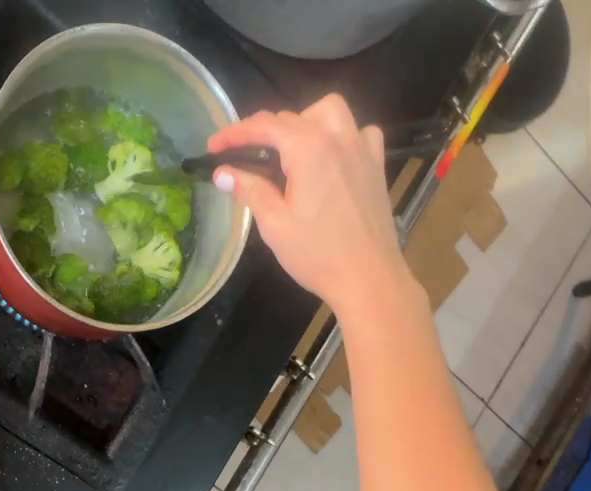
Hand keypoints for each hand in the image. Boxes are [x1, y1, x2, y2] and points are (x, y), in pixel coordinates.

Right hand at [207, 94, 409, 315]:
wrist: (368, 278)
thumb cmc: (317, 256)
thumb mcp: (275, 225)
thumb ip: (250, 191)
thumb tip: (223, 173)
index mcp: (309, 150)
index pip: (265, 127)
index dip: (235, 133)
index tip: (214, 147)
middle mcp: (337, 138)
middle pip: (294, 117)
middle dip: (264, 131)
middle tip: (245, 158)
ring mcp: (361, 149)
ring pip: (330, 112)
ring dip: (304, 122)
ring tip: (290, 150)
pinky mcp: (376, 165)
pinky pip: (359, 132)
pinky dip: (341, 136)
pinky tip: (331, 158)